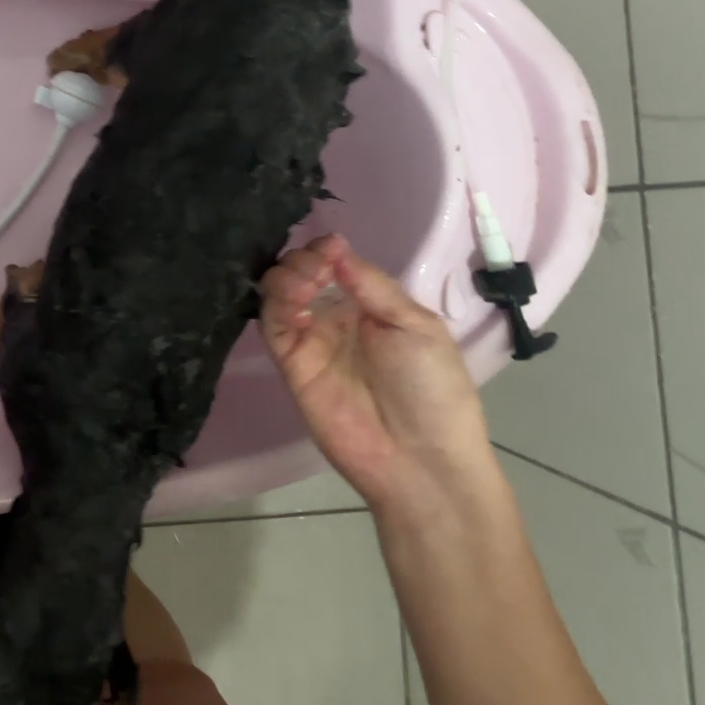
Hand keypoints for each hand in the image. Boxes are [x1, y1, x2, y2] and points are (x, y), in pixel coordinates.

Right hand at [258, 234, 490, 512]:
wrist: (421, 459)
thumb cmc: (432, 388)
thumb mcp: (415, 325)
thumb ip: (371, 285)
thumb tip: (334, 245)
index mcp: (370, 305)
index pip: (334, 264)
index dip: (325, 250)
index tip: (329, 247)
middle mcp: (335, 318)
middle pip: (301, 274)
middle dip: (302, 260)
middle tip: (315, 267)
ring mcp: (311, 342)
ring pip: (280, 295)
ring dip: (286, 277)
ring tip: (305, 282)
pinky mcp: (291, 366)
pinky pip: (272, 327)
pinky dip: (275, 305)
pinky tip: (295, 302)